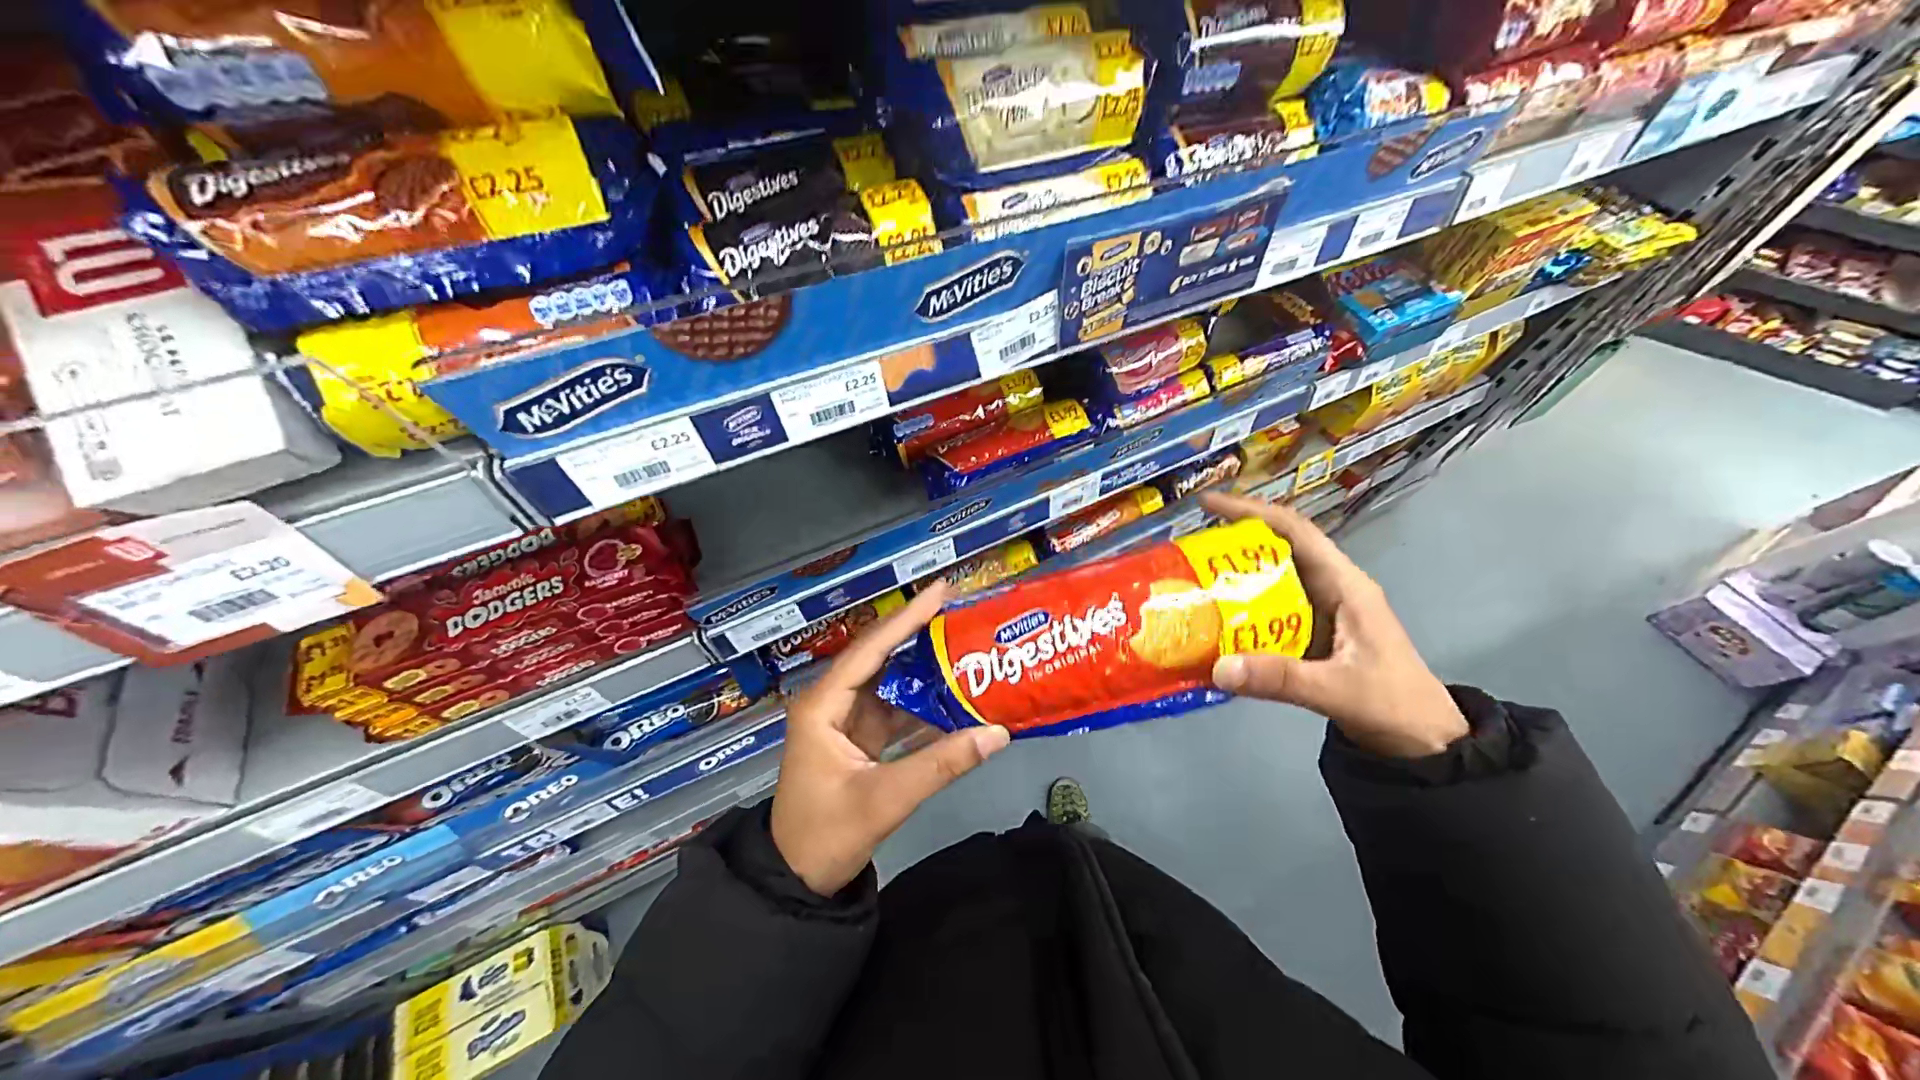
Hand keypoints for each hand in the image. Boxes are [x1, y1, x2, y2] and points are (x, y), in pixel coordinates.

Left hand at [770, 583, 1011, 895]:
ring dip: (925, 671)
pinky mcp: (860, 741)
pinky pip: (896, 713)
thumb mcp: (885, 799)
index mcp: (822, 705)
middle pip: (880, 658)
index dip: (907, 618)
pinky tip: (956, 698)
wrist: (796, 880)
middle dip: (919, 635)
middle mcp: (832, 703)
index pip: (870, 649)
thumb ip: (941, 764)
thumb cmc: (826, 835)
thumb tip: (998, 732)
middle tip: (960, 612)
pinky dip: (924, 706)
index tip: (940, 591)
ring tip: (966, 647)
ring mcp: (846, 722)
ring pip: (891, 685)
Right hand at [1198, 492, 1467, 758]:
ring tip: (1188, 581)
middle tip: (1185, 549)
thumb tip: (1218, 668)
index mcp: (1344, 585)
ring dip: (1231, 578)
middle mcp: (1330, 589)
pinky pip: (1267, 611)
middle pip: (1276, 550)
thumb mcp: (1337, 690)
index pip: (1295, 531)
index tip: (1208, 504)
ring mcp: (1320, 612)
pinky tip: (1211, 623)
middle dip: (1231, 543)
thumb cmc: (1394, 704)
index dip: (1251, 512)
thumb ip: (1280, 679)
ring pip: (1269, 581)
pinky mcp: (1310, 635)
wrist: (1425, 741)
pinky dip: (1239, 612)